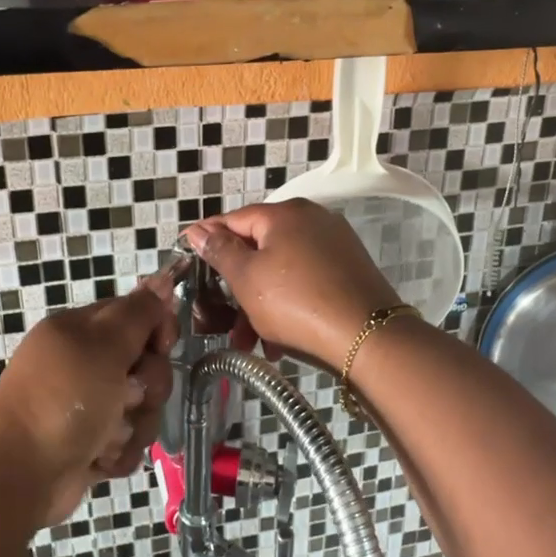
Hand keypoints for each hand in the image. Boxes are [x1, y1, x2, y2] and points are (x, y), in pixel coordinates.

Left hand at [0, 278, 175, 525]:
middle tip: (128, 396)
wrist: (19, 475)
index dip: (158, 329)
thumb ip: (139, 312)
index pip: (138, 315)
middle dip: (148, 386)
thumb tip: (162, 279)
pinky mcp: (92, 445)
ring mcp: (89, 406)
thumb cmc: (62, 399)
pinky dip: (120, 453)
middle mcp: (86, 365)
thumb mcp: (104, 345)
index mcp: (81, 331)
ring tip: (107, 438)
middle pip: (148, 365)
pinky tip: (100, 460)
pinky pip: (129, 441)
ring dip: (134, 425)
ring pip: (143, 408)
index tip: (161, 347)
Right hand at [182, 200, 400, 364]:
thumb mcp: (247, 278)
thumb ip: (220, 251)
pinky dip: (288, 305)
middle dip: (237, 286)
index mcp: (284, 213)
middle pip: (260, 248)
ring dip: (260, 304)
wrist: (368, 337)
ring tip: (250, 343)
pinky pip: (305, 281)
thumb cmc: (296, 303)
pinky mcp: (349, 269)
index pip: (233, 220)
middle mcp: (312, 219)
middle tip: (219, 317)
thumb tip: (198, 230)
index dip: (208, 238)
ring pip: (282, 270)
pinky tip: (278, 341)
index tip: (187, 255)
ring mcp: (334, 243)